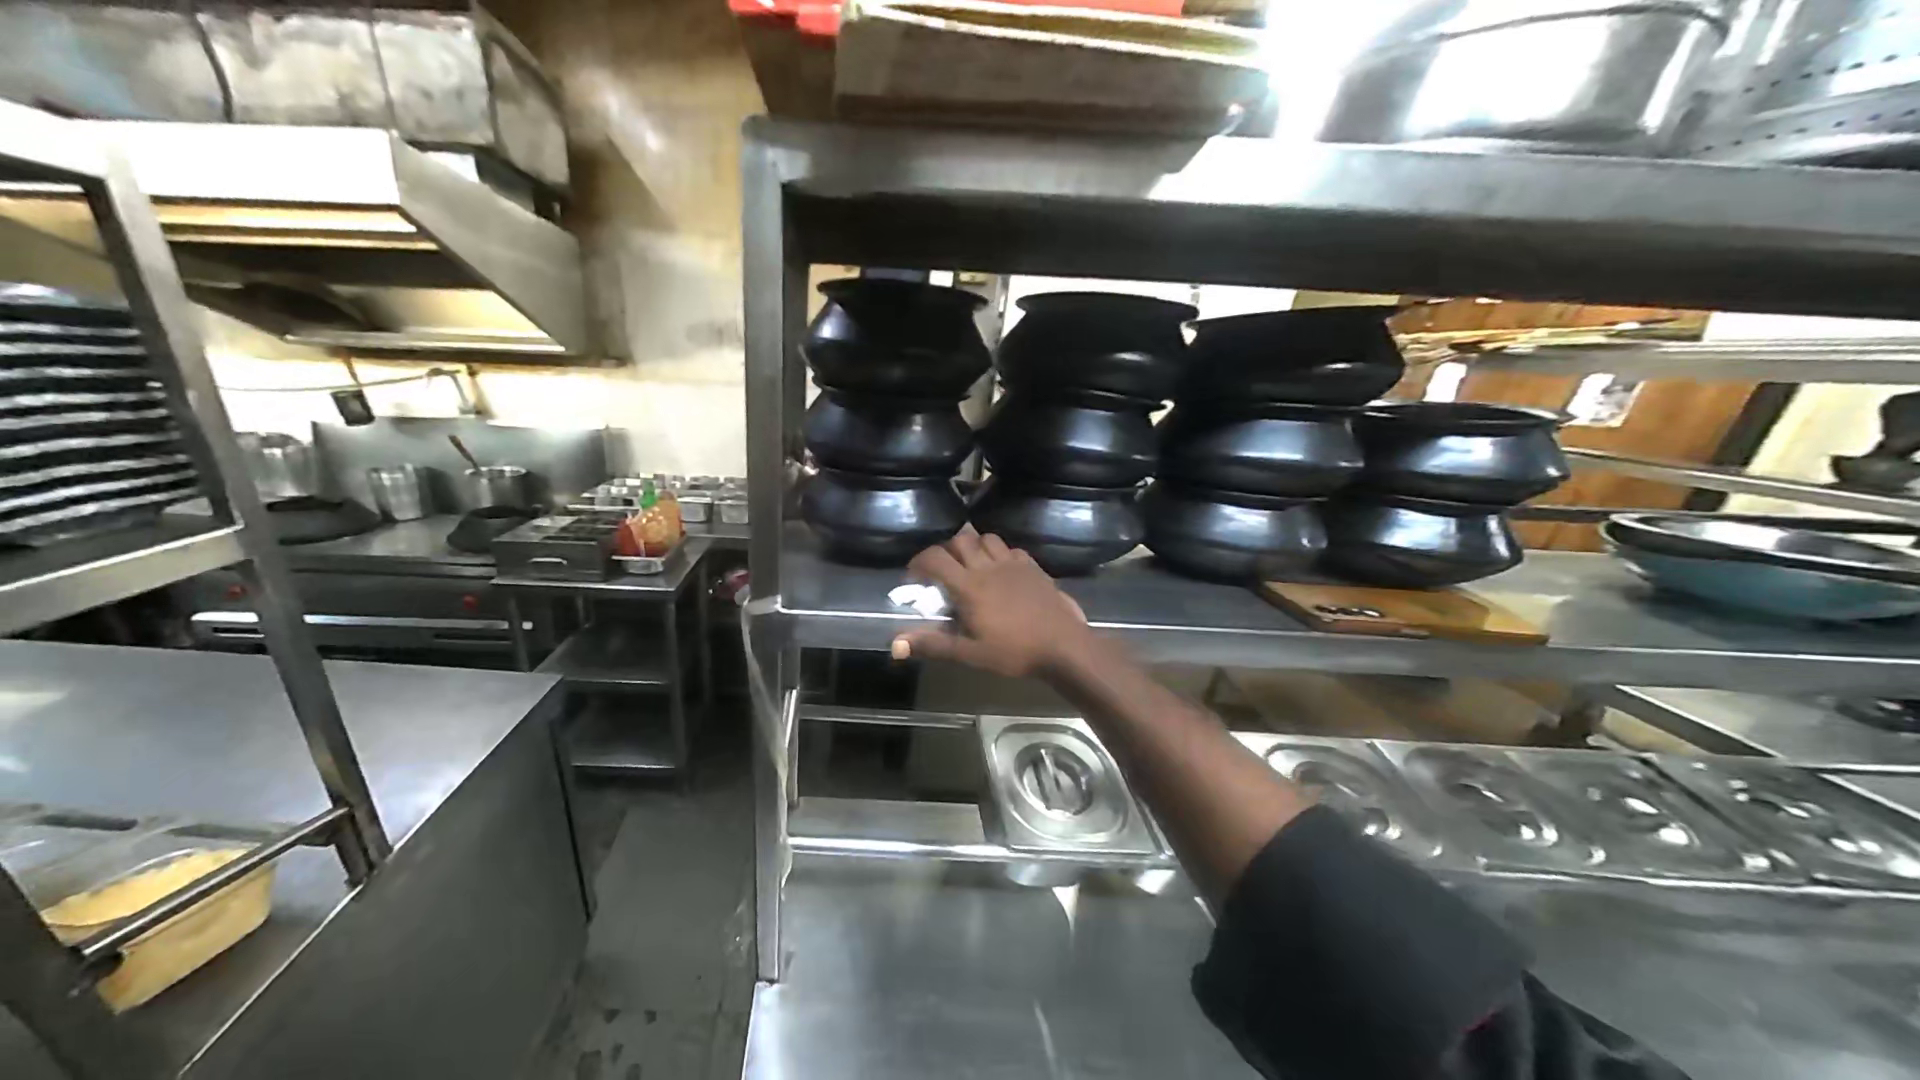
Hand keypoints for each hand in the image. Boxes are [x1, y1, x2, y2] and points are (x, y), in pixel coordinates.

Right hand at [893, 527, 1093, 677]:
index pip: (936, 558)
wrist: (1063, 646)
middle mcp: (989, 567)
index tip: (914, 575)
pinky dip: (1000, 554)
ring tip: (972, 566)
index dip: (919, 561)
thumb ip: (934, 644)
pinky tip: (1002, 572)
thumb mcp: (970, 654)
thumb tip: (895, 645)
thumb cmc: (1014, 652)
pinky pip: (1011, 549)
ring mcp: (1014, 563)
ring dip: (974, 546)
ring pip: (987, 538)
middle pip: (961, 539)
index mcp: (969, 586)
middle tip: (944, 570)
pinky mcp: (1033, 567)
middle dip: (947, 549)